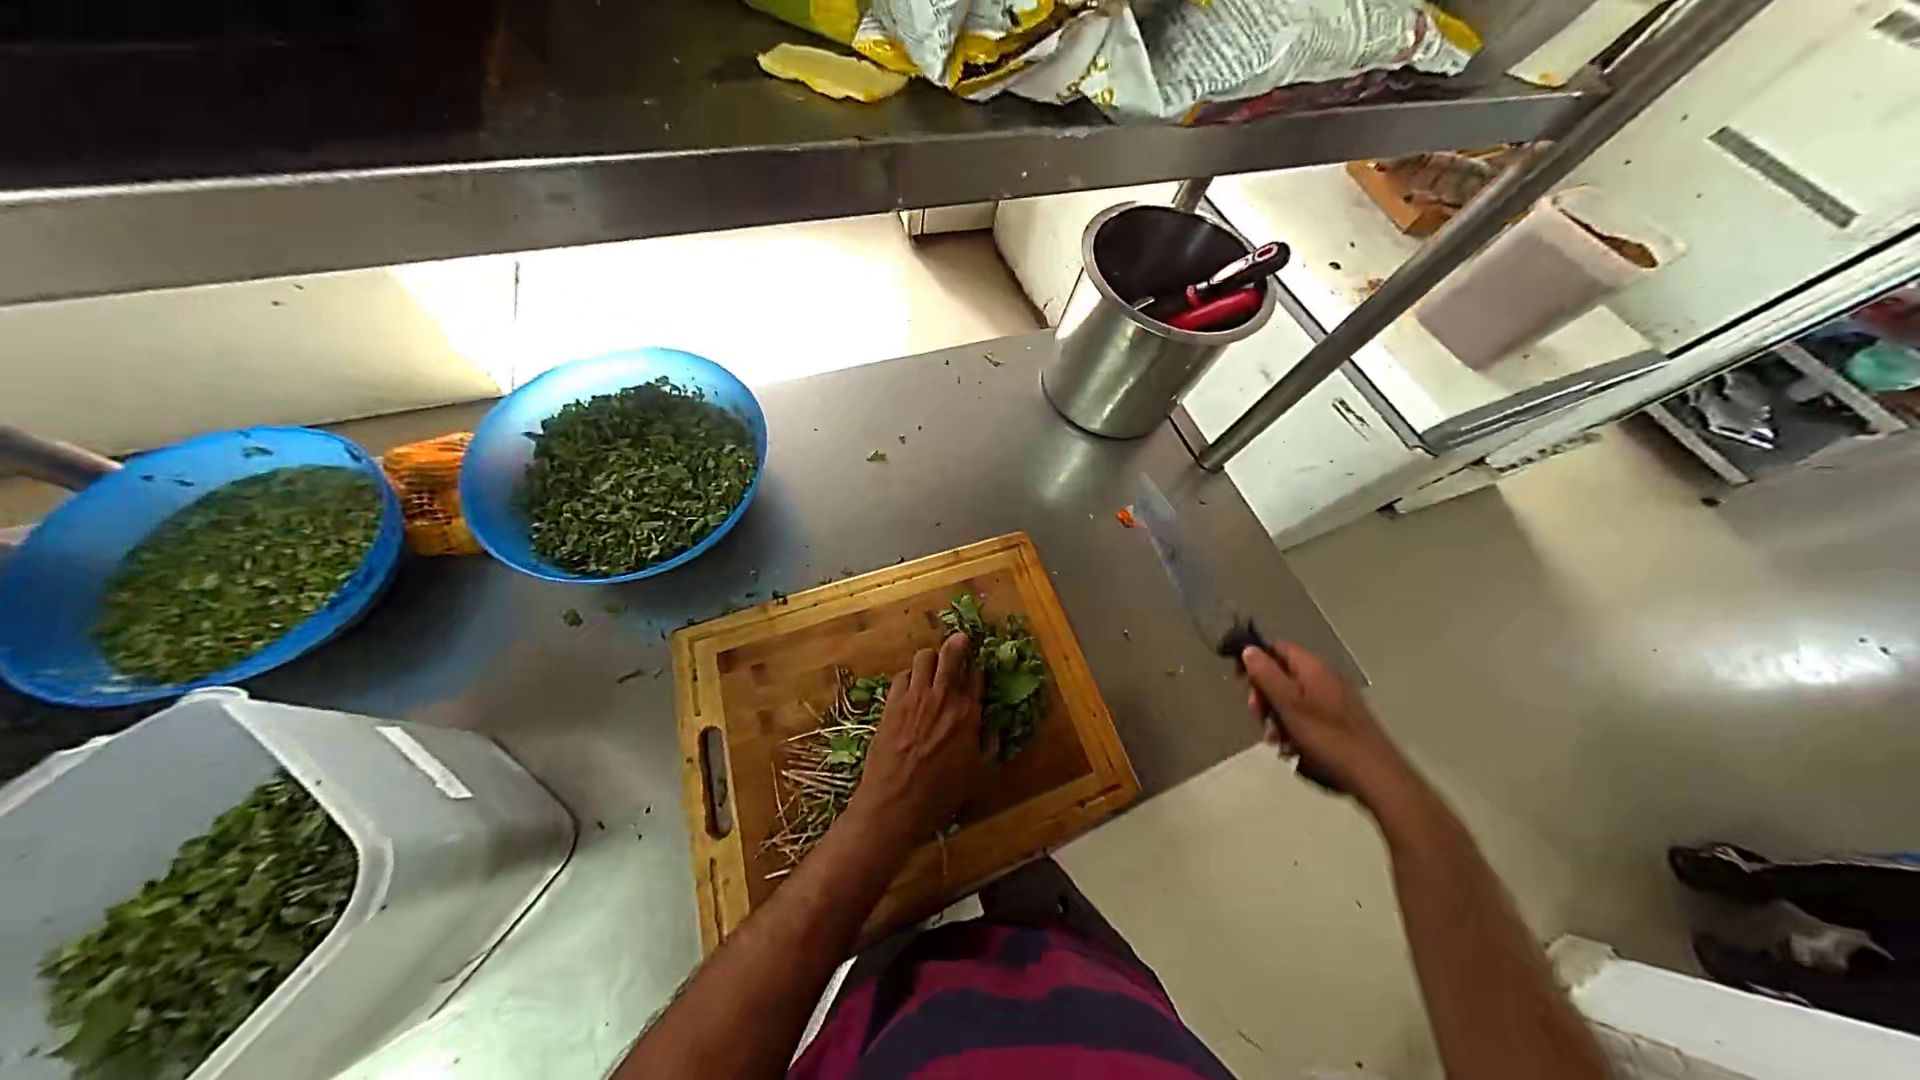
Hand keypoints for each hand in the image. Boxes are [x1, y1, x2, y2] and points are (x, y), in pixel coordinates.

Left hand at [846, 632, 987, 845]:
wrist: (897, 799)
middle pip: (952, 655)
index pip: (977, 676)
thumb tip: (994, 729)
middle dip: (958, 643)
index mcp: (969, 713)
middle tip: (960, 639)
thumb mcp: (977, 773)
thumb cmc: (941, 792)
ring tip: (932, 663)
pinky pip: (902, 675)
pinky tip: (910, 685)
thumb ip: (989, 746)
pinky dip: (909, 676)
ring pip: (924, 657)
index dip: (977, 666)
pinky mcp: (892, 702)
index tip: (977, 663)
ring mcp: (915, 696)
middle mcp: (944, 697)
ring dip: (931, 657)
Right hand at [1240, 641, 1420, 811]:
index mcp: (1312, 667)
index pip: (1276, 647)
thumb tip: (1249, 649)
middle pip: (1281, 675)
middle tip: (1258, 718)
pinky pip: (1306, 717)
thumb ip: (1266, 675)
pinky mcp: (1340, 721)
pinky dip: (1294, 729)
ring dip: (1277, 717)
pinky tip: (1292, 750)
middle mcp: (1324, 677)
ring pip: (1291, 699)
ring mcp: (1334, 700)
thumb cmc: (1327, 737)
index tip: (1241, 682)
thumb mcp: (1288, 704)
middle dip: (1264, 696)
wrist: (1374, 775)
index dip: (1254, 660)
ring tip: (1276, 741)